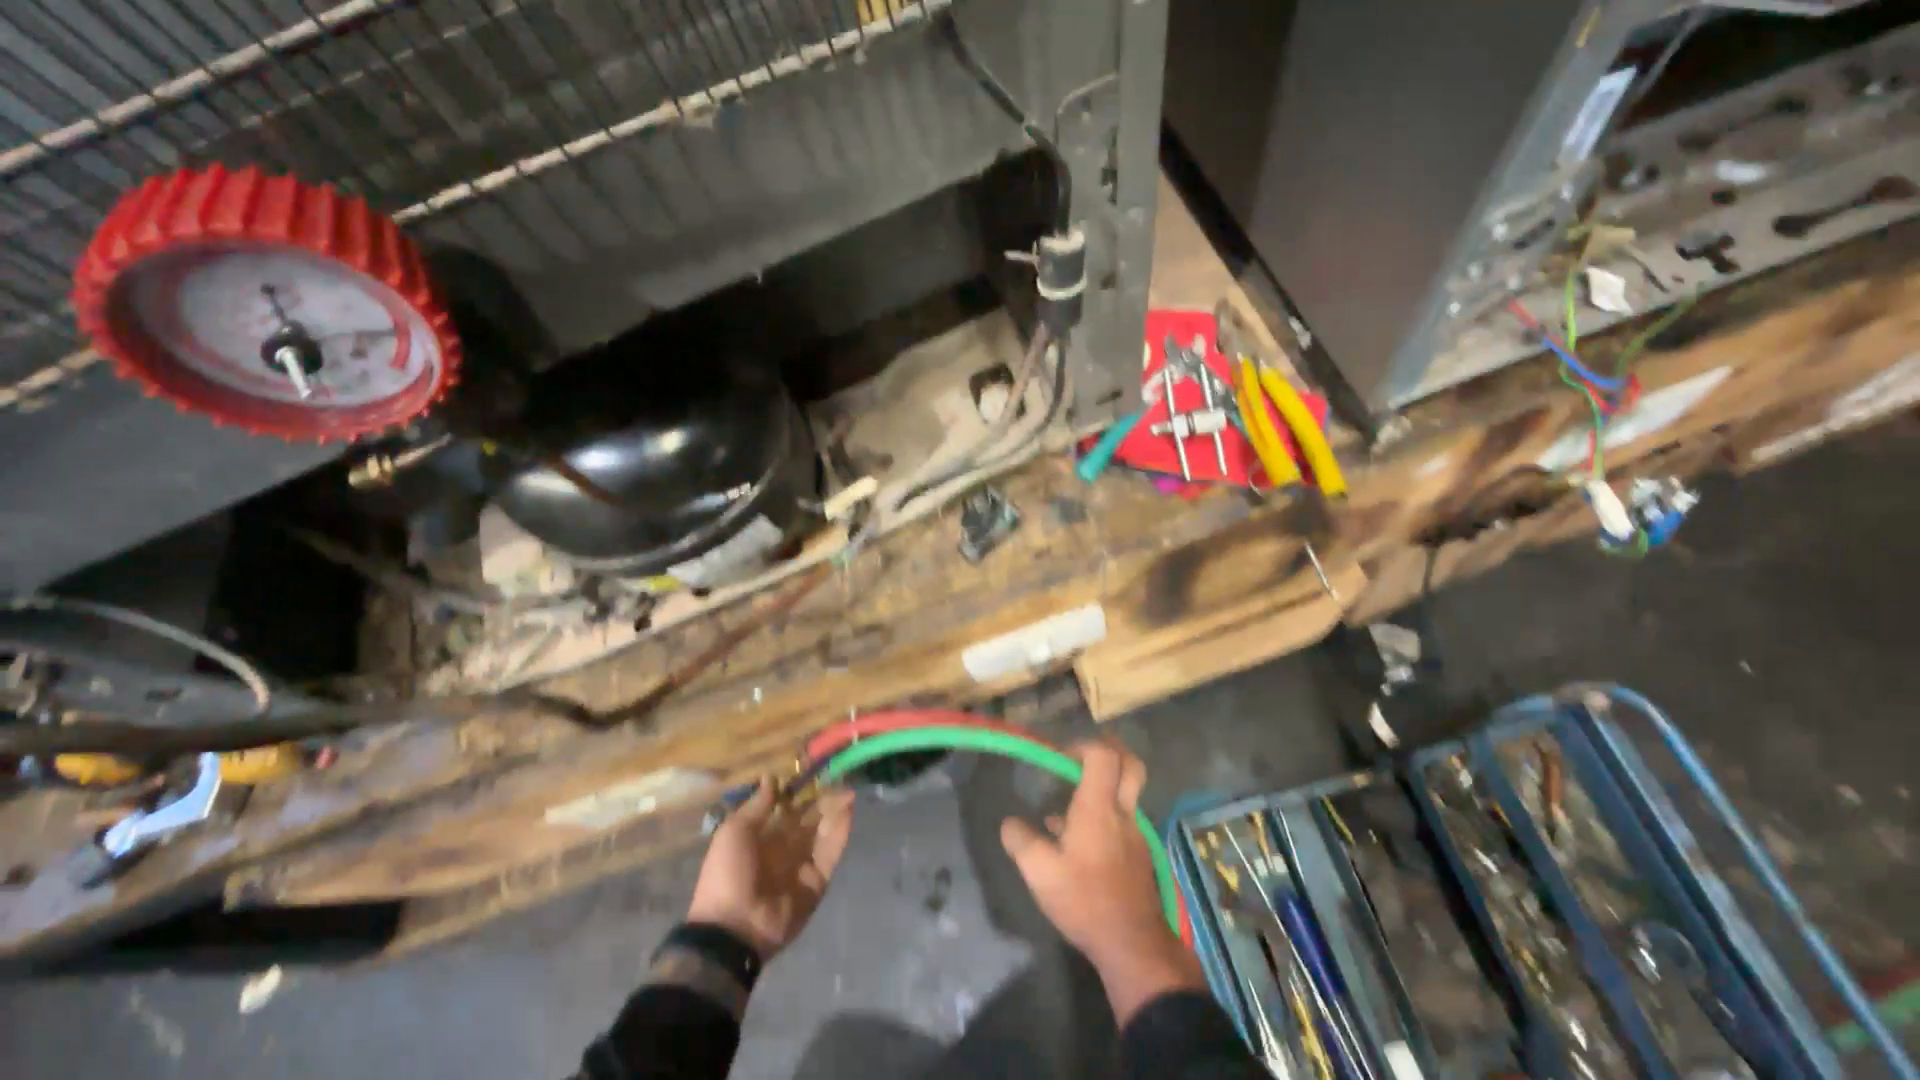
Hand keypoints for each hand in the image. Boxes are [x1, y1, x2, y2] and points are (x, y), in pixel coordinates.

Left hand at [687, 780, 854, 960]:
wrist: (734, 926)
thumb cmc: (727, 873)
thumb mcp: (734, 832)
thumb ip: (758, 806)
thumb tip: (772, 777)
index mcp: (760, 836)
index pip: (784, 809)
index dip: (798, 791)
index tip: (813, 771)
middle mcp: (783, 848)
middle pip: (807, 819)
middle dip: (822, 799)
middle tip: (839, 777)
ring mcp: (802, 864)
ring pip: (822, 832)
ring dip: (834, 812)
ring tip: (848, 791)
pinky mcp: (817, 880)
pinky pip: (830, 853)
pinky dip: (840, 832)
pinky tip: (847, 811)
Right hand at [1000, 740, 1201, 1021]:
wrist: (1131, 942)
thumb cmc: (1084, 899)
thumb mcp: (1039, 872)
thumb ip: (1021, 841)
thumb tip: (1009, 823)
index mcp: (1099, 808)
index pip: (1103, 756)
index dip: (1083, 746)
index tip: (1061, 757)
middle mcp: (1123, 814)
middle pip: (1130, 766)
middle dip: (1110, 753)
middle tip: (1083, 758)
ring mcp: (1135, 836)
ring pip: (1126, 796)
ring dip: (1104, 790)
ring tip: (1067, 809)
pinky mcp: (1138, 857)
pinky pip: (1123, 822)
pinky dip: (1104, 819)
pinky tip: (1078, 845)